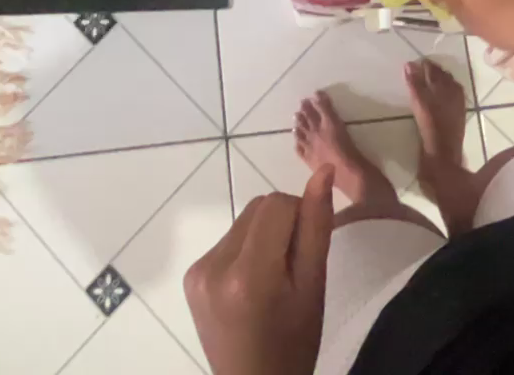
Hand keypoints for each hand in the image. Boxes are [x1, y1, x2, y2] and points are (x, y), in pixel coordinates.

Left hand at [184, 166, 334, 374]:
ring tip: (271, 279)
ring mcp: (198, 270)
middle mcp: (214, 265)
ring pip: (244, 220)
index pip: (277, 204)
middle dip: (281, 225)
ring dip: (262, 236)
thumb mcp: (314, 287)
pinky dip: (245, 250)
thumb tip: (322, 170)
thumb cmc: (293, 343)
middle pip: (258, 207)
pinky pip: (227, 239)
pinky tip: (251, 284)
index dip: (299, 216)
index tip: (305, 250)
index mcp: (249, 274)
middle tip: (292, 266)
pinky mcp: (191, 275)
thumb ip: (316, 226)